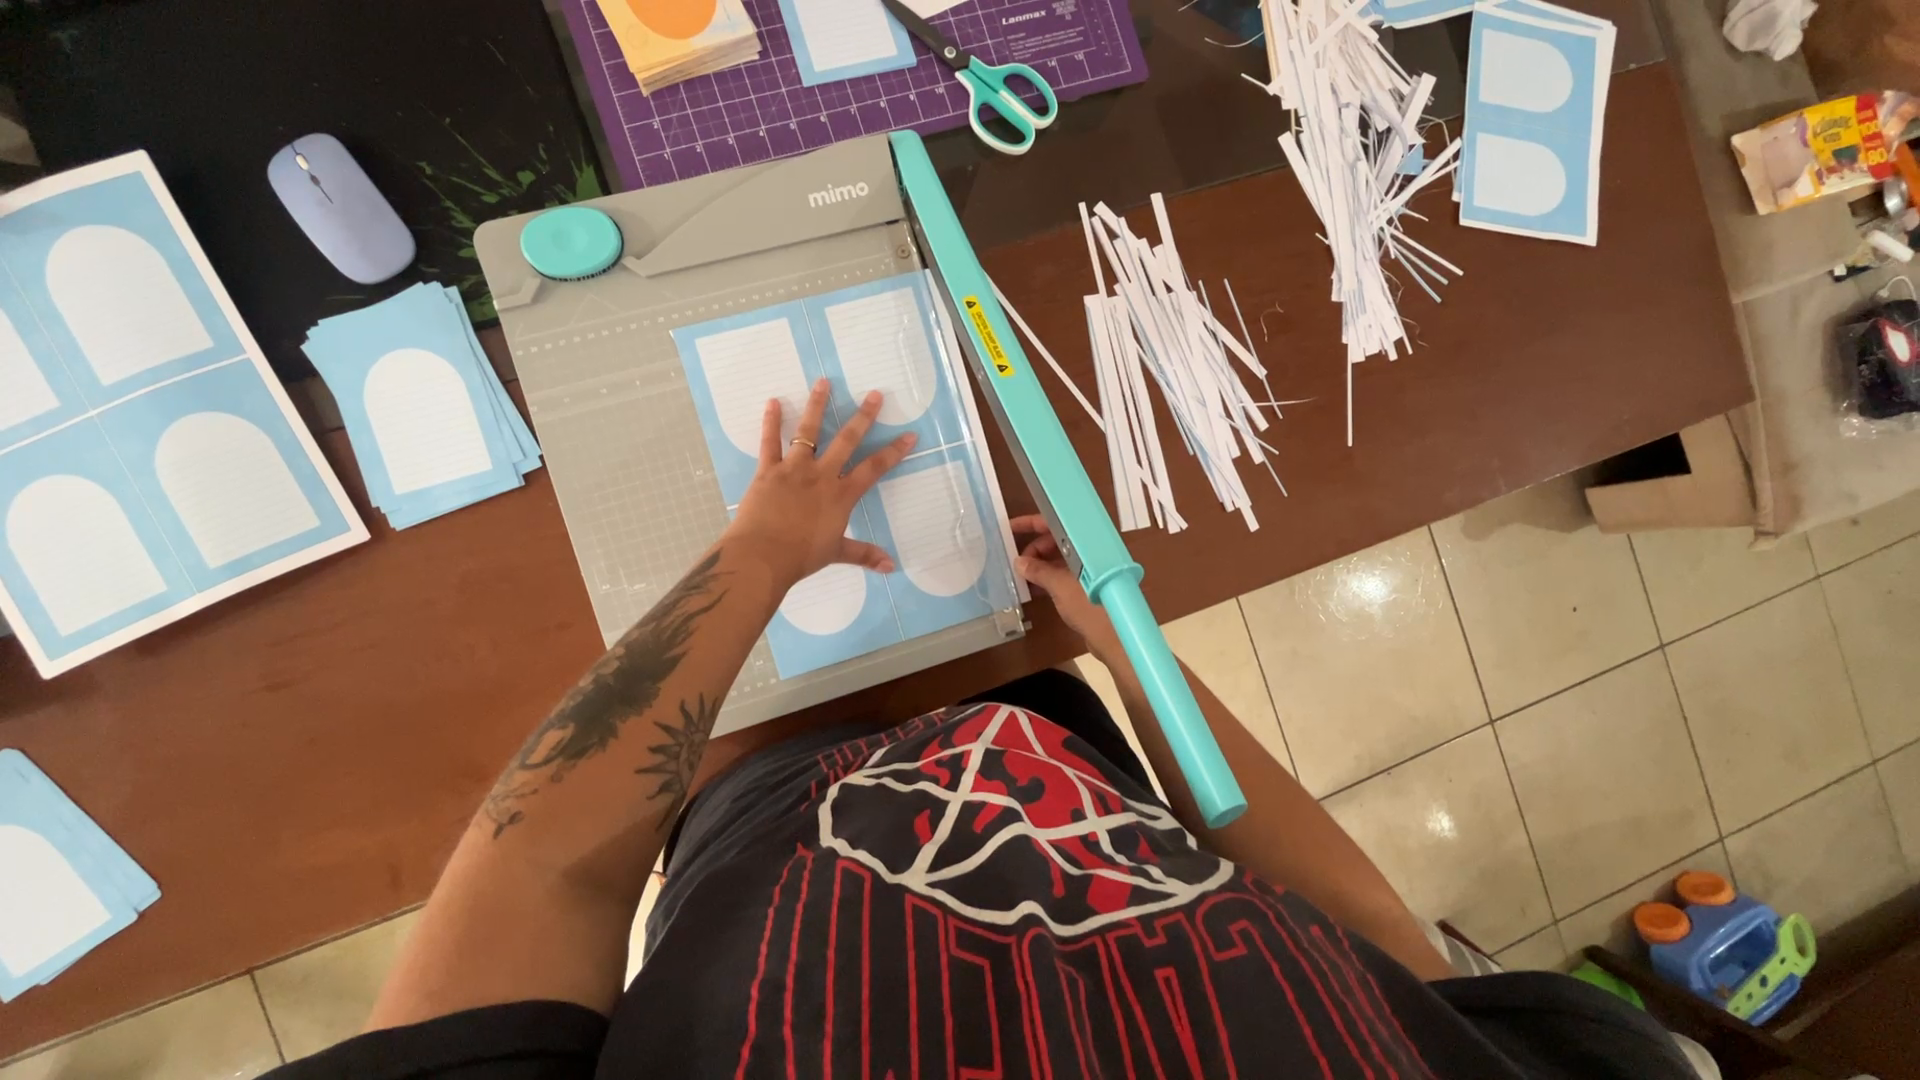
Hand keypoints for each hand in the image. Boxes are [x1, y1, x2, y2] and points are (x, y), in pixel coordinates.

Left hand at [727, 378, 915, 588]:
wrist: (762, 556)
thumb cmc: (801, 557)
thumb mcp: (836, 553)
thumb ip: (863, 554)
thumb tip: (891, 567)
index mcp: (841, 495)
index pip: (873, 469)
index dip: (893, 452)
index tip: (909, 435)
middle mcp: (821, 475)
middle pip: (846, 441)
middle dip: (863, 417)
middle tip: (874, 394)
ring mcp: (794, 470)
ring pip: (808, 432)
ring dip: (816, 405)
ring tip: (823, 382)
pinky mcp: (767, 471)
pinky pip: (769, 442)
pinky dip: (770, 422)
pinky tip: (772, 402)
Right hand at [1010, 514, 1119, 658]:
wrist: (1114, 639)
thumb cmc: (1090, 607)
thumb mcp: (1059, 587)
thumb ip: (1038, 571)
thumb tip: (1019, 562)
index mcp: (1085, 545)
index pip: (1056, 524)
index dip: (1032, 524)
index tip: (1010, 528)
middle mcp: (1088, 554)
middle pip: (1056, 541)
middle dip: (1034, 550)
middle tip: (1017, 564)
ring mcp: (1088, 571)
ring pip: (1058, 560)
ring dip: (1039, 566)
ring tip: (1021, 577)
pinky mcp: (1086, 588)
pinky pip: (1062, 576)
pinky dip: (1048, 579)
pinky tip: (1032, 588)